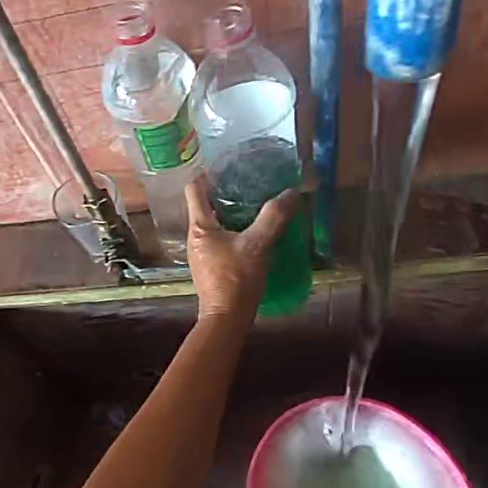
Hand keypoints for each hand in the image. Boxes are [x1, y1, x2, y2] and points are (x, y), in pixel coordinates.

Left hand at [184, 176, 299, 322]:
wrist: (226, 319)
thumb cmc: (236, 280)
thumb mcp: (258, 245)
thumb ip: (274, 217)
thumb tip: (292, 193)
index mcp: (200, 226)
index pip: (195, 188)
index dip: (209, 174)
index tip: (230, 168)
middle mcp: (194, 237)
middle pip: (204, 205)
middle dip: (225, 193)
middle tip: (249, 185)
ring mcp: (200, 254)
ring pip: (213, 224)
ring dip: (230, 214)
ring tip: (254, 208)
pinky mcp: (209, 267)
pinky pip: (218, 240)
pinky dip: (232, 233)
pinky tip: (252, 236)